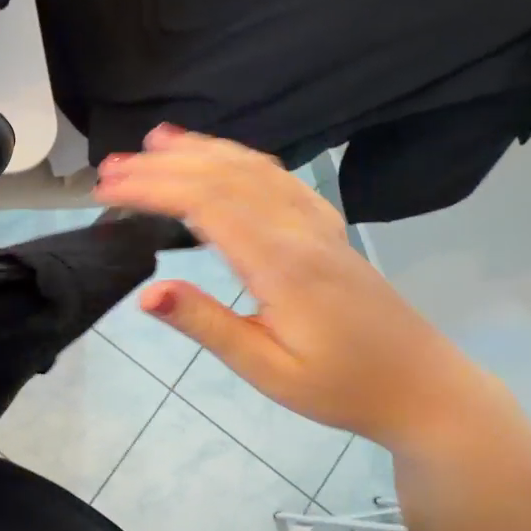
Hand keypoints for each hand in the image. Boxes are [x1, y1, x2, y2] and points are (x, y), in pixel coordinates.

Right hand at [93, 126, 514, 447]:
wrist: (426, 389)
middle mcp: (300, 230)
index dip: (150, 189)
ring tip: (152, 142)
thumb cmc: (340, 387)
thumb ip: (207, 325)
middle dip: (161, 166)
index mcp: (282, 264)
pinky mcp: (327, 228)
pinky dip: (236, 157)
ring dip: (198, 150)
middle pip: (224, 176)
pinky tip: (215, 156)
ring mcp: (319, 223)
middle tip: (108, 168)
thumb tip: (146, 293)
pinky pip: (277, 176)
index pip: (205, 204)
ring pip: (253, 168)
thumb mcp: (267, 370)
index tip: (104, 191)